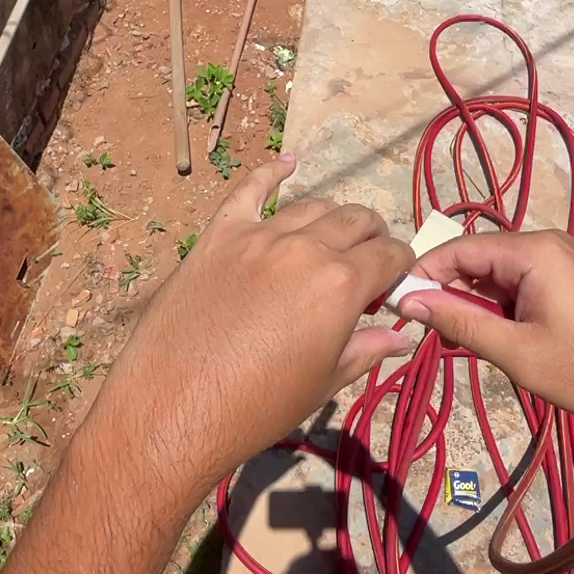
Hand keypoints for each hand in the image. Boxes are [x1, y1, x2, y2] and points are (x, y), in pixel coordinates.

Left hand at [79, 155, 414, 495]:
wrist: (172, 407)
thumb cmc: (255, 408)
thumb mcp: (322, 384)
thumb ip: (366, 349)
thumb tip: (401, 335)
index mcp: (340, 285)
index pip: (389, 255)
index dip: (400, 266)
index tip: (395, 279)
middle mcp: (305, 247)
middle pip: (355, 220)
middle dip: (373, 236)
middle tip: (369, 258)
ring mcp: (259, 234)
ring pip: (311, 206)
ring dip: (332, 218)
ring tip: (333, 236)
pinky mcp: (219, 233)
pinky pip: (249, 189)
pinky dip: (271, 172)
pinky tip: (287, 164)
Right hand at [398, 230, 573, 440]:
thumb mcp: (516, 352)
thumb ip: (458, 321)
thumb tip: (409, 301)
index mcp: (533, 251)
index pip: (459, 248)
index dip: (424, 272)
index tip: (397, 302)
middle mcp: (545, 243)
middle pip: (478, 258)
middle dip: (449, 291)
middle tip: (429, 331)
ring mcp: (561, 259)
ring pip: (497, 273)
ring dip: (475, 302)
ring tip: (461, 340)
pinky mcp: (570, 278)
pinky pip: (519, 282)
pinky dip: (500, 306)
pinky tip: (495, 336)